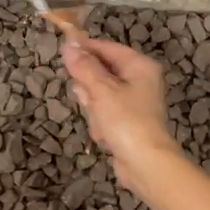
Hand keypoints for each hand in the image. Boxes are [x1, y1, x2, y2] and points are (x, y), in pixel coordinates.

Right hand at [61, 37, 180, 190]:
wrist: (146, 163)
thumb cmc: (125, 121)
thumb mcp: (101, 90)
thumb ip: (84, 66)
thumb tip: (70, 45)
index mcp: (140, 66)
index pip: (107, 48)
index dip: (85, 49)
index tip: (63, 53)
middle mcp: (140, 80)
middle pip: (102, 72)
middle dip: (89, 87)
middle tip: (88, 99)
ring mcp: (135, 101)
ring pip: (100, 94)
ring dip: (94, 108)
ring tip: (99, 122)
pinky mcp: (129, 121)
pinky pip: (106, 112)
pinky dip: (101, 122)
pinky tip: (103, 135)